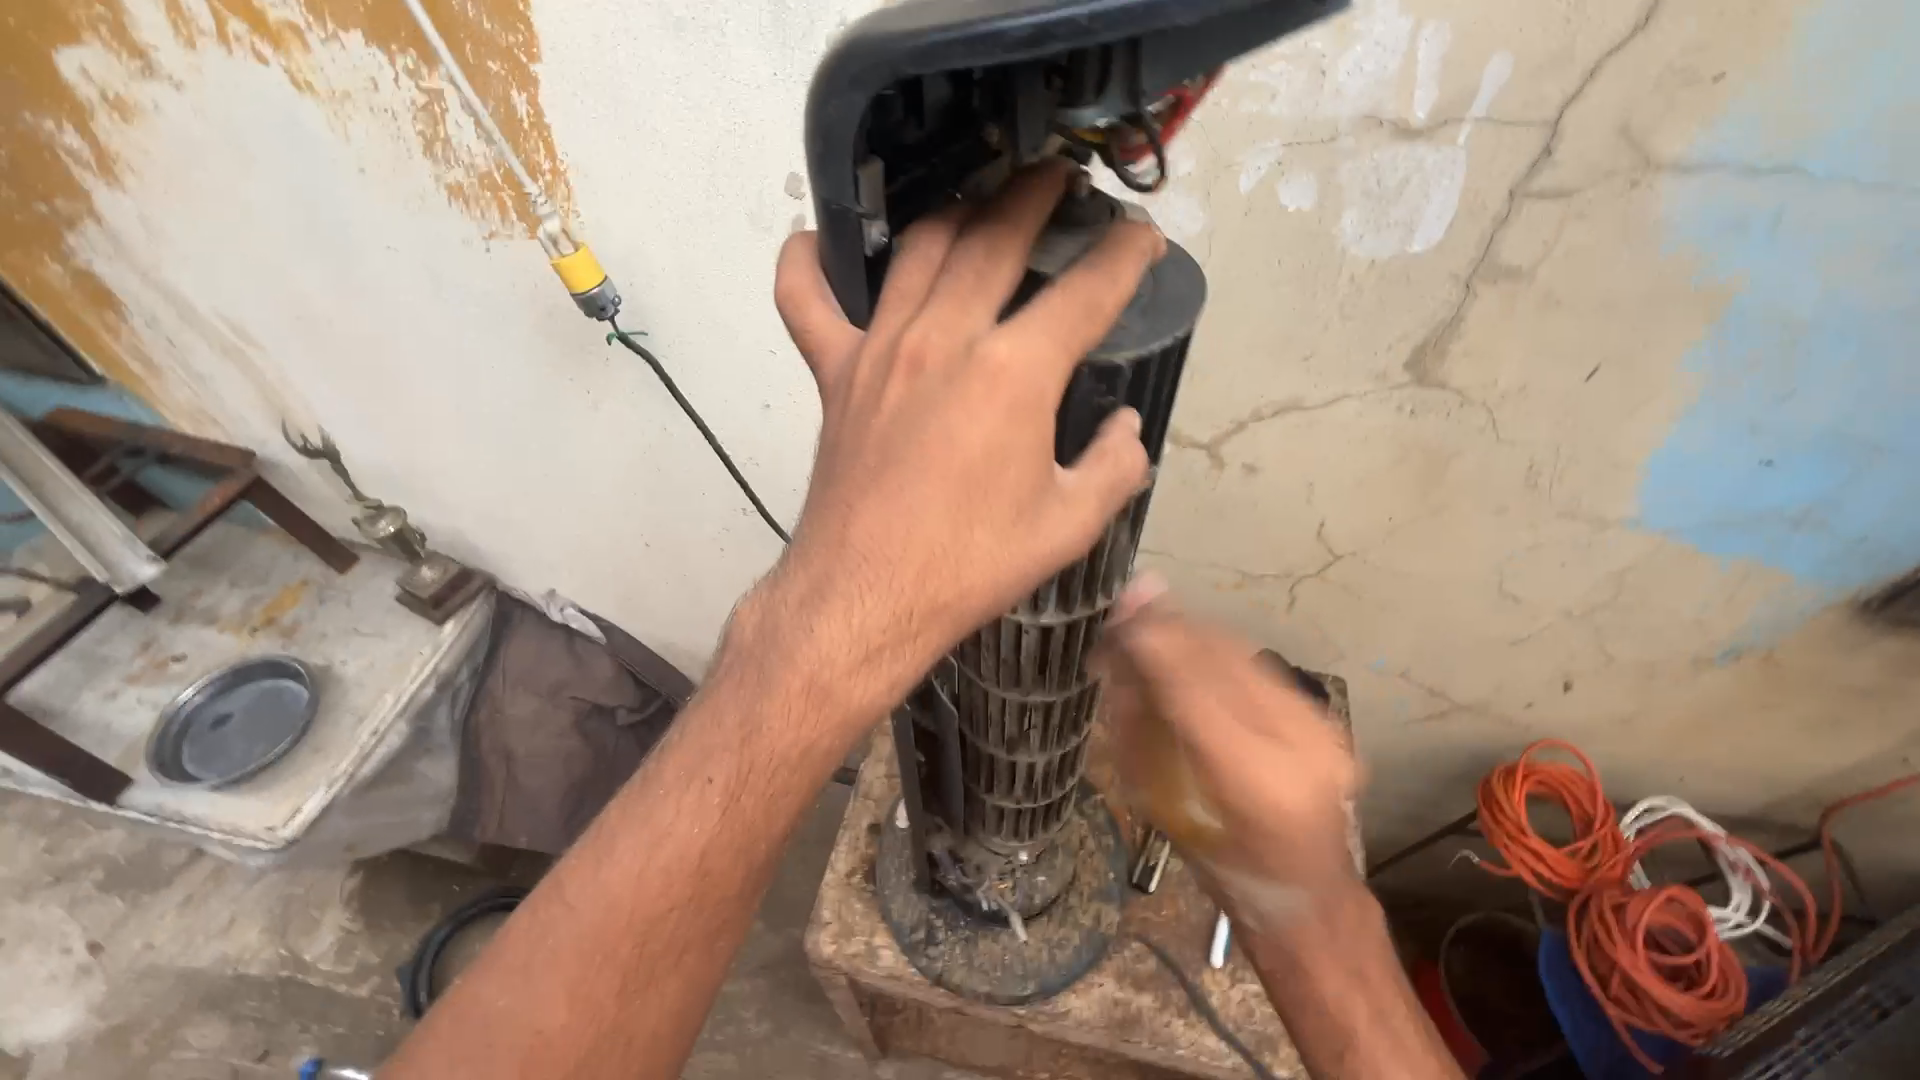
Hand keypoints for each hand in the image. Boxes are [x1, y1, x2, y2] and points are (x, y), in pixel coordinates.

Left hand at [760, 160, 1163, 720]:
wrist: (868, 597)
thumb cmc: (971, 566)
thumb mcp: (1069, 526)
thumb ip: (1115, 467)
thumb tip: (1126, 430)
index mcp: (1014, 373)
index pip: (1087, 288)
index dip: (1126, 253)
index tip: (1142, 237)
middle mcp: (946, 338)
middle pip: (998, 235)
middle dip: (1038, 194)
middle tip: (1060, 180)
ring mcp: (881, 348)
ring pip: (918, 247)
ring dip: (957, 211)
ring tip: (980, 202)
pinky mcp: (834, 372)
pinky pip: (803, 298)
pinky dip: (805, 262)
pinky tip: (817, 243)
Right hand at [1098, 582, 1362, 930]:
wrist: (1309, 896)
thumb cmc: (1222, 868)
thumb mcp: (1162, 808)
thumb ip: (1141, 733)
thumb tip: (1114, 660)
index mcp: (1250, 784)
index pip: (1192, 691)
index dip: (1152, 645)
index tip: (1115, 617)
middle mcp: (1297, 748)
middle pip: (1222, 660)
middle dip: (1168, 628)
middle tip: (1124, 612)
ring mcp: (1321, 730)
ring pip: (1243, 653)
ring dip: (1191, 632)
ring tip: (1149, 624)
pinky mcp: (1326, 719)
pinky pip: (1260, 665)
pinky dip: (1217, 648)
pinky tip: (1188, 646)